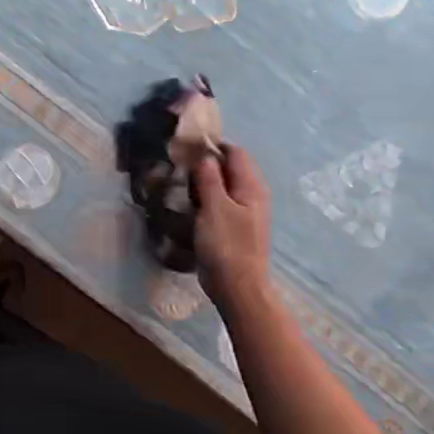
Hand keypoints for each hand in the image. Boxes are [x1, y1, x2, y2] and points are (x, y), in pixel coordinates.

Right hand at [192, 144, 273, 315]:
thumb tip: (205, 156)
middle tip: (180, 170)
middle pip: (231, 169)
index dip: (212, 147)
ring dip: (205, 184)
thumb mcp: (215, 208)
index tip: (186, 150)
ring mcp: (246, 213)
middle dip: (207, 165)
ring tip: (181, 188)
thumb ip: (210, 179)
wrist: (237, 286)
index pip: (235, 153)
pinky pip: (221, 205)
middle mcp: (253, 195)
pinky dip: (207, 201)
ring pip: (225, 187)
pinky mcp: (236, 228)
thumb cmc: (226, 245)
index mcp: (252, 187)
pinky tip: (191, 209)